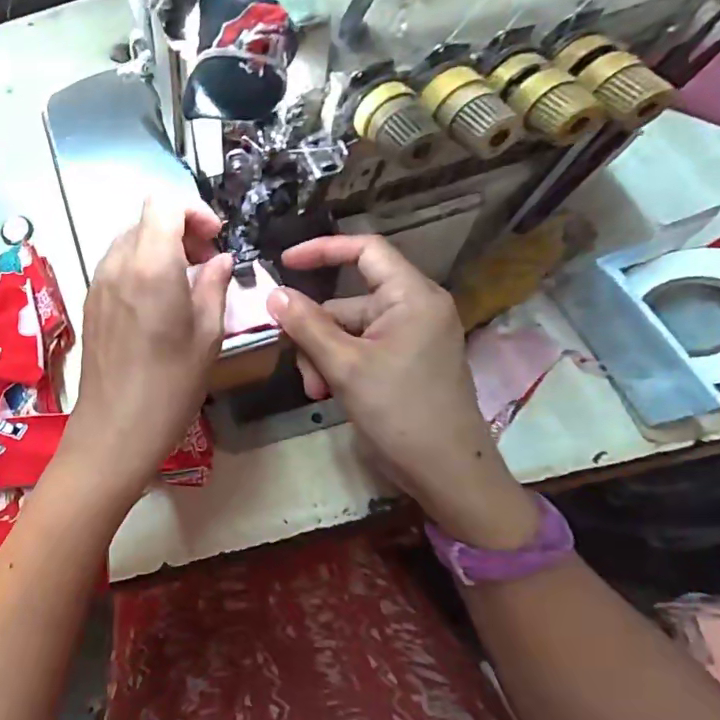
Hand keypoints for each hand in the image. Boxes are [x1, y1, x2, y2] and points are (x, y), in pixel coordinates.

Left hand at [66, 199, 232, 495]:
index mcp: (150, 265)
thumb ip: (215, 286)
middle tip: (206, 264)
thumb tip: (219, 260)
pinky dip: (140, 268)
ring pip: (129, 242)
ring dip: (159, 249)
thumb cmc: (170, 386)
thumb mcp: (208, 336)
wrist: (114, 430)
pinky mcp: (89, 304)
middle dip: (179, 230)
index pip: (163, 204)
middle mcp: (116, 265)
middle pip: (145, 220)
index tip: (215, 240)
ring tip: (185, 284)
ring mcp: (97, 284)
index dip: (193, 211)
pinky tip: (158, 303)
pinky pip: (116, 267)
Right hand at [267, 235, 540, 547]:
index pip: (365, 250)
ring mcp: (409, 338)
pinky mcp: (403, 363)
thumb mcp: (345, 366)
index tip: (284, 262)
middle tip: (300, 366)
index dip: (323, 250)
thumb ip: (307, 326)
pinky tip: (329, 395)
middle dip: (316, 333)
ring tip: (317, 391)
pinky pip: (359, 351)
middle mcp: (413, 309)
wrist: (445, 469)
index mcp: (411, 296)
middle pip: (347, 302)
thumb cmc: (400, 411)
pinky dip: (339, 368)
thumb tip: (274, 294)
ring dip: (323, 357)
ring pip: (347, 331)